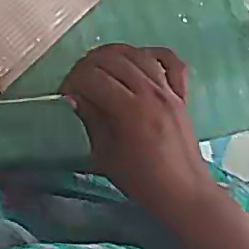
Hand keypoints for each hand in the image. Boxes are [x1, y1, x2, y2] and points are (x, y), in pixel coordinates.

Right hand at [62, 45, 212, 219]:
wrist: (184, 194)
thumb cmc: (141, 180)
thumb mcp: (105, 154)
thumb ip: (90, 120)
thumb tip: (73, 98)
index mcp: (130, 110)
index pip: (92, 77)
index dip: (72, 81)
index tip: (64, 95)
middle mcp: (151, 93)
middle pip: (112, 59)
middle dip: (87, 65)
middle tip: (76, 81)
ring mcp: (169, 91)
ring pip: (138, 55)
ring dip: (114, 54)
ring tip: (98, 66)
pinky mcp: (182, 95)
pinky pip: (171, 62)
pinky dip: (154, 54)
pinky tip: (139, 58)